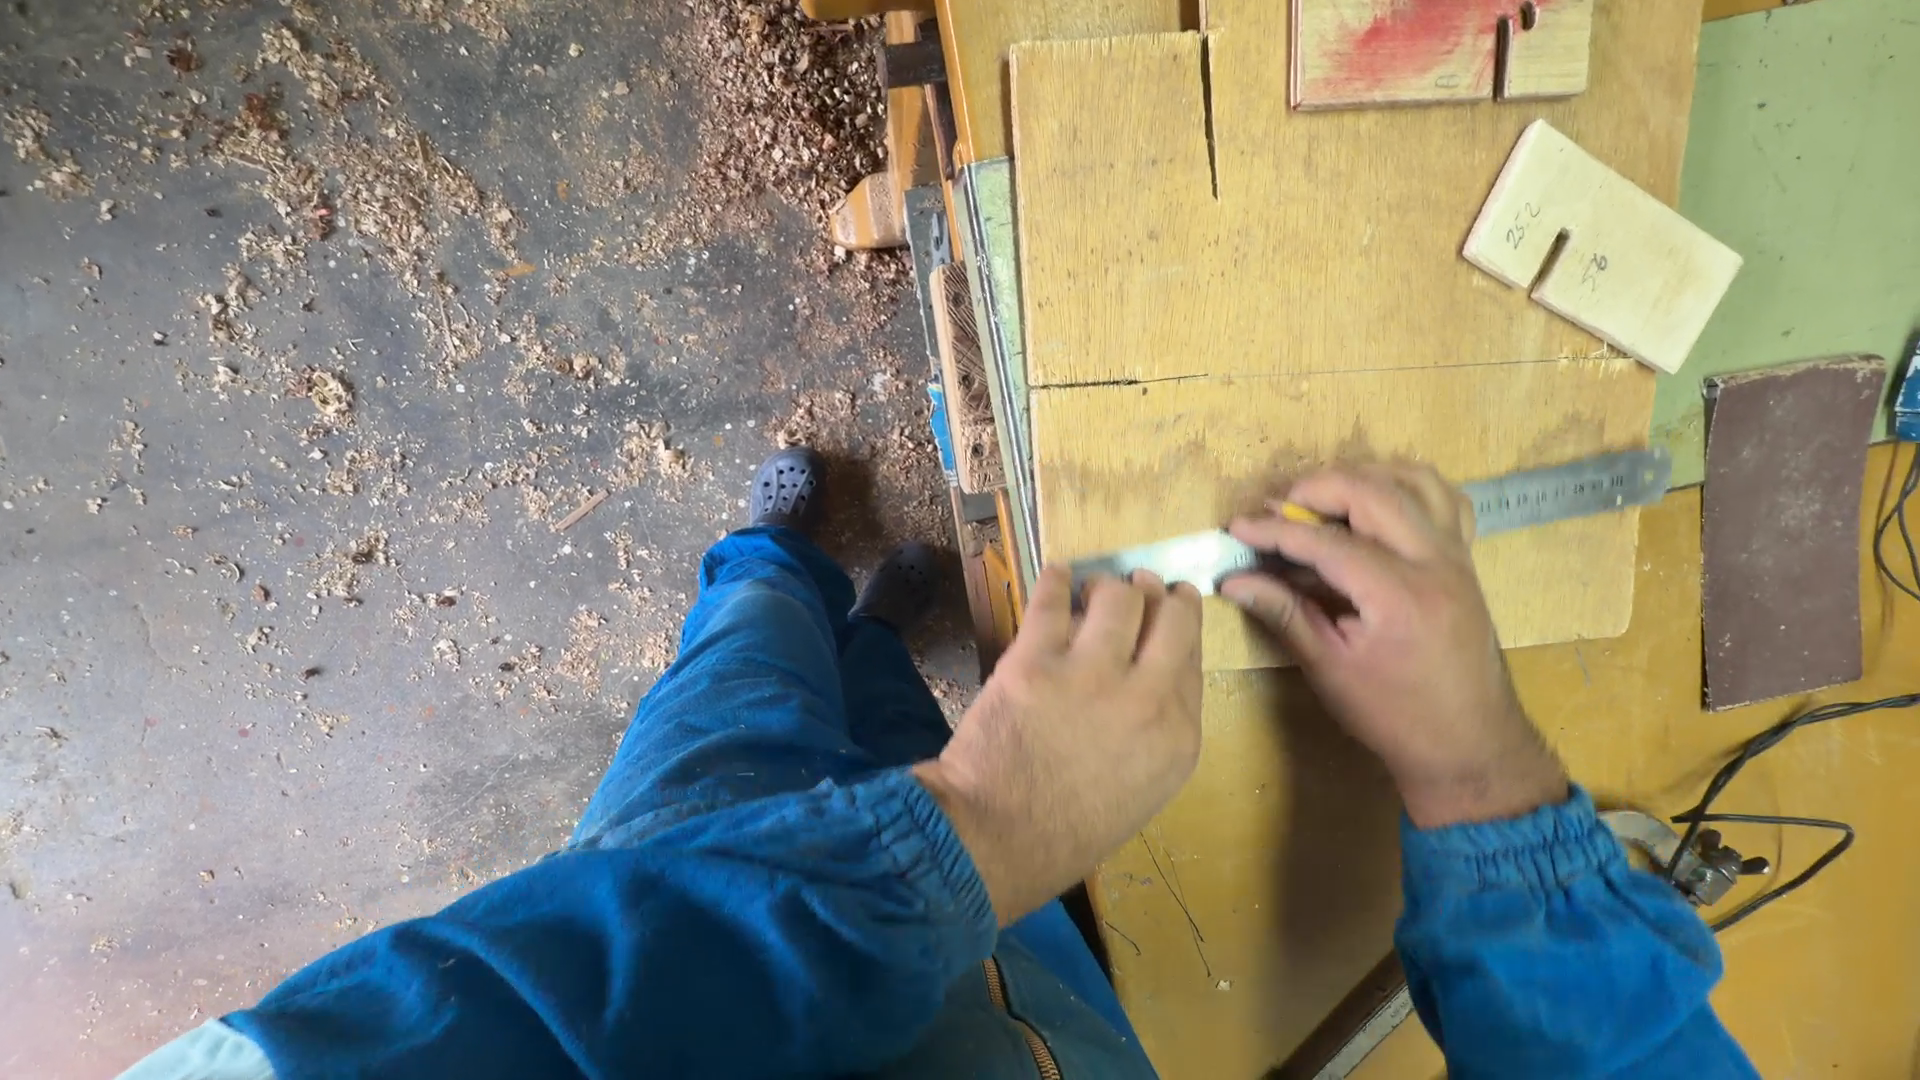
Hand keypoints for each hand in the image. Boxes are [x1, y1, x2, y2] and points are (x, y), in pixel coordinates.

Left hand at [914, 566, 1202, 925]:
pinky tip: (1058, 575)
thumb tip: (1151, 661)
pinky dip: (1056, 580)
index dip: (1181, 622)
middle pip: (1170, 615)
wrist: (995, 836)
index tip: (1171, 606)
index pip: (1192, 654)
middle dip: (1159, 592)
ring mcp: (1090, 675)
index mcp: (1179, 736)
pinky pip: (1052, 599)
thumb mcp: (1144, 786)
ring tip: (1092, 588)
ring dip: (1108, 586)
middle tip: (1145, 583)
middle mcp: (1146, 698)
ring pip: (1118, 596)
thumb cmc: (1070, 827)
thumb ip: (1160, 724)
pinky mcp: (1034, 661)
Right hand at [1220, 462, 1566, 828]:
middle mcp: (1435, 563)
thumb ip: (1283, 612)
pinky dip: (1404, 487)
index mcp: (1399, 596)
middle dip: (1315, 489)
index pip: (1326, 541)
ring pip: (1413, 482)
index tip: (1237, 526)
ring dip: (1361, 477)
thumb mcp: (1329, 667)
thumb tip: (1233, 581)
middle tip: (1274, 508)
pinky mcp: (1464, 560)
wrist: (1472, 744)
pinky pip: (1443, 499)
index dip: (1275, 530)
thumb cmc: (1394, 715)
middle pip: (1372, 492)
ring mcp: (1457, 557)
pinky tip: (1373, 503)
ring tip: (1320, 499)